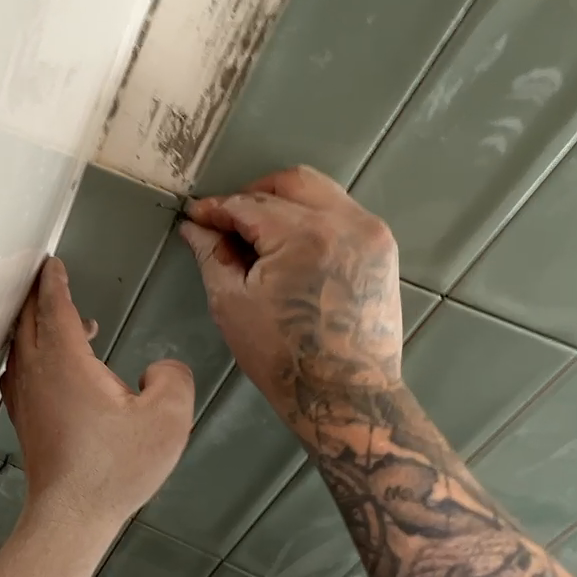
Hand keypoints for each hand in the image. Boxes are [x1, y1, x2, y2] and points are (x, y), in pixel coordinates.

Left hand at [1, 257, 193, 530]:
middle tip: (50, 279)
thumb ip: (172, 379)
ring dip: (37, 325)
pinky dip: (33, 355)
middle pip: (29, 319)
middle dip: (40, 295)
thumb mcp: (167, 418)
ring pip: (21, 345)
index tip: (52, 264)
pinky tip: (54, 370)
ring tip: (70, 324)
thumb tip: (161, 370)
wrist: (71, 514)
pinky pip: (20, 372)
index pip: (54, 306)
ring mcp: (24, 398)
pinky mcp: (24, 420)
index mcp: (64, 361)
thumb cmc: (113, 469)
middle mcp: (36, 373)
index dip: (54, 281)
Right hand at [180, 165, 403, 432]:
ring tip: (255, 235)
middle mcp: (345, 222)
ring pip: (319, 193)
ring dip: (283, 204)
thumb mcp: (231, 304)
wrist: (343, 392)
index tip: (195, 216)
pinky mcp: (382, 248)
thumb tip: (195, 227)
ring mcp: (371, 232)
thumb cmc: (280, 356)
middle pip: (290, 183)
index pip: (250, 204)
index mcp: (304, 236)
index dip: (217, 209)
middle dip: (252, 195)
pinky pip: (340, 214)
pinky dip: (310, 218)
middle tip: (225, 221)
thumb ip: (212, 255)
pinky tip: (288, 247)